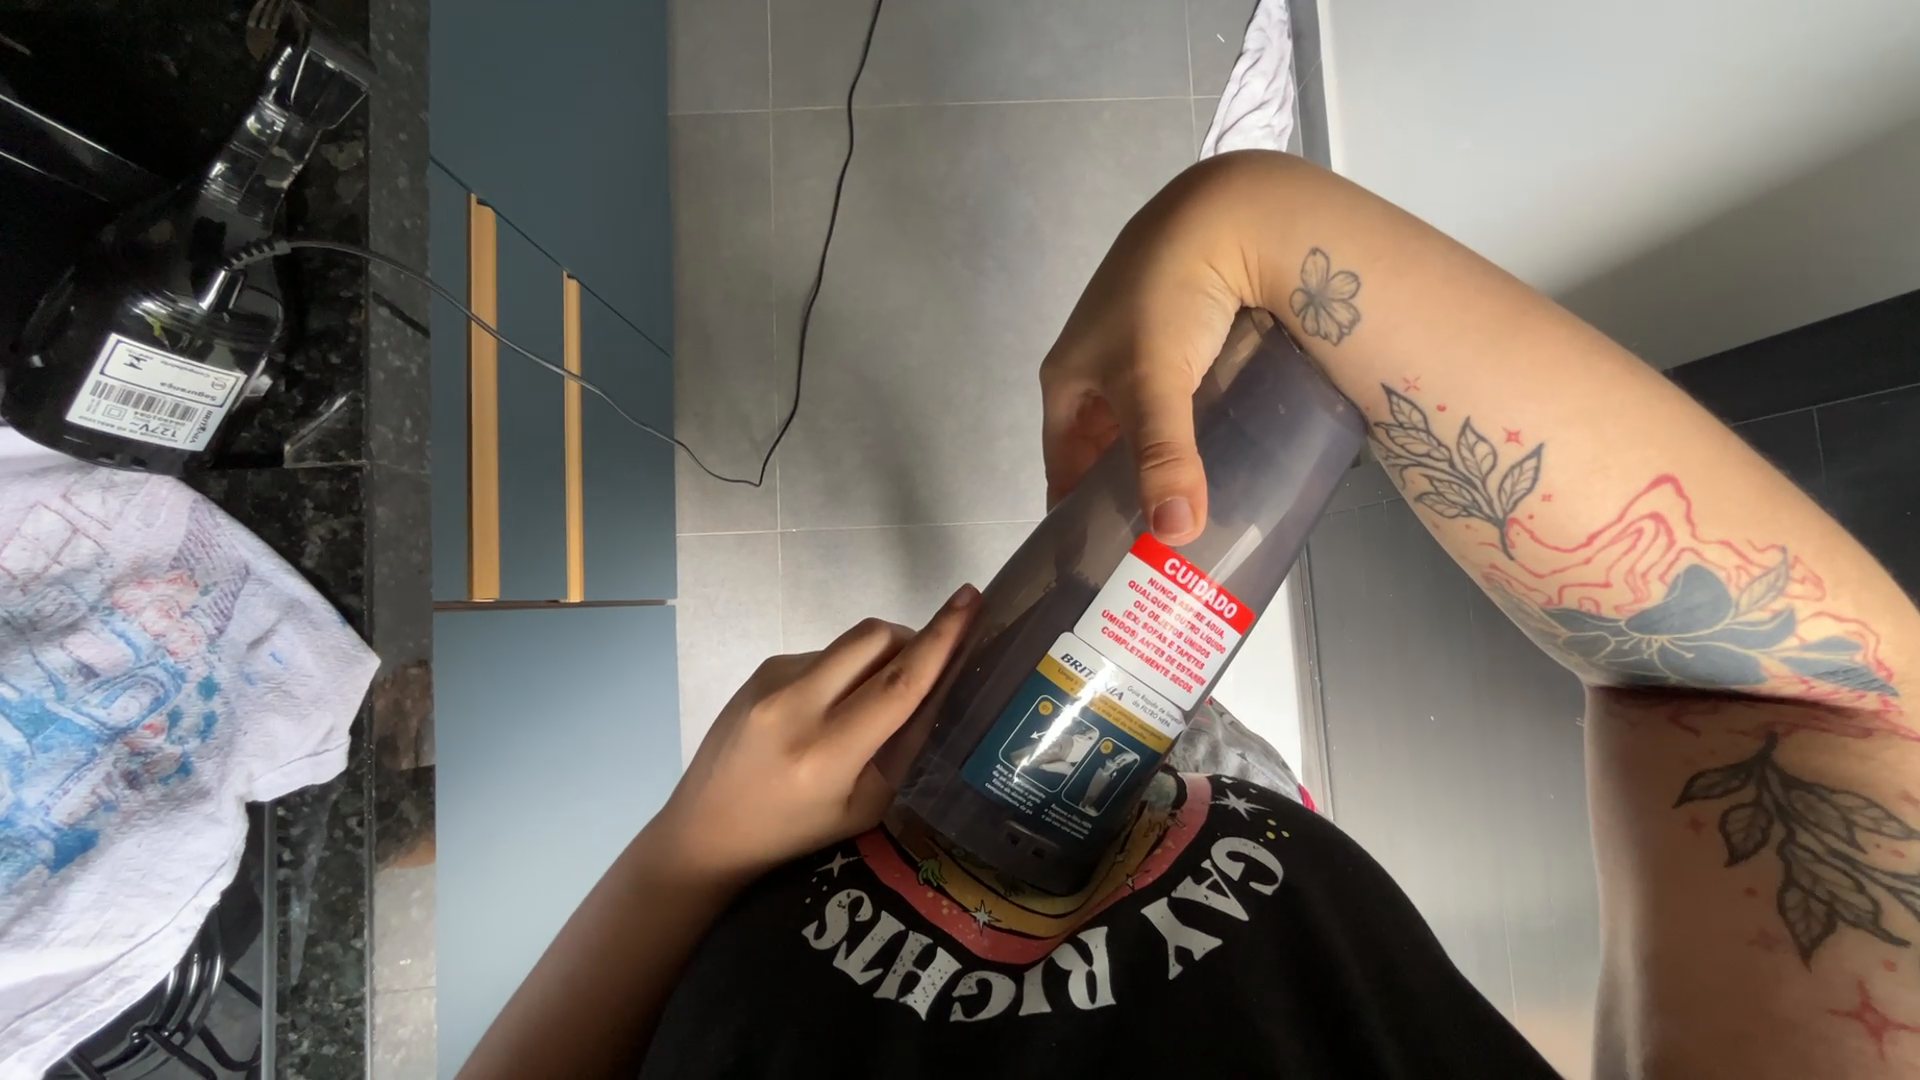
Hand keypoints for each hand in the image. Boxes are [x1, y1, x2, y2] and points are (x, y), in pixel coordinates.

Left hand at [648, 584, 980, 881]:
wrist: (705, 829)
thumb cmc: (793, 832)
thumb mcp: (864, 806)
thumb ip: (903, 748)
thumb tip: (936, 693)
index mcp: (826, 752)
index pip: (898, 683)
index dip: (941, 639)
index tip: (970, 599)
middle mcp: (797, 705)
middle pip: (875, 638)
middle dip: (912, 640)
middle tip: (926, 669)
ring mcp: (773, 680)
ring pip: (851, 644)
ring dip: (877, 659)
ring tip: (868, 705)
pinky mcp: (763, 668)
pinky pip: (825, 654)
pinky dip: (846, 670)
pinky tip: (831, 708)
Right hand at [1038, 154, 1268, 542]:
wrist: (1224, 212)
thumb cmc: (1165, 298)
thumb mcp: (1153, 384)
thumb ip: (1163, 459)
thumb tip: (1176, 537)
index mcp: (1066, 382)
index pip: (1061, 466)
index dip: (1074, 513)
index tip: (1099, 561)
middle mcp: (1094, 372)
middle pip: (1100, 453)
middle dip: (1123, 497)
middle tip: (1154, 549)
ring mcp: (1137, 356)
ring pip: (1139, 432)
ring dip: (1158, 468)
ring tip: (1188, 516)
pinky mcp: (1178, 344)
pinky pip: (1174, 408)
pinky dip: (1186, 438)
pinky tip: (1212, 462)